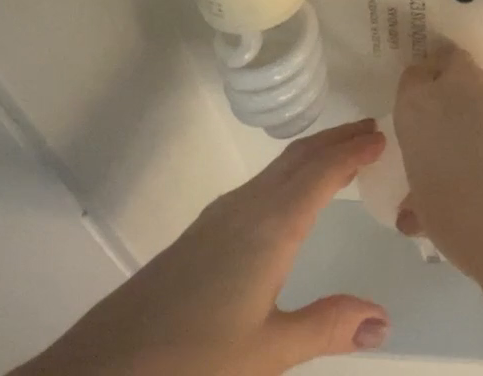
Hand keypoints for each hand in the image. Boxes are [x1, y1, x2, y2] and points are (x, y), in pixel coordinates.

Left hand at [12, 119, 389, 375]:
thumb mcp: (268, 351)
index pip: (322, 171)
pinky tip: (290, 198)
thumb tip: (384, 319)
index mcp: (271, 226)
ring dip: (314, 154)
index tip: (385, 134)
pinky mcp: (201, 234)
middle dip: (338, 140)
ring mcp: (219, 218)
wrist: (98, 369)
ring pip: (278, 169)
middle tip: (373, 131)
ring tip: (343, 156)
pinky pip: (261, 184)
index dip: (354, 150)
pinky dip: (291, 174)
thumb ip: (327, 327)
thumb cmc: (190, 359)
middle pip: (300, 157)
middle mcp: (247, 209)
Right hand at [392, 44, 482, 278]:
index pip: (412, 80)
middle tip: (457, 121)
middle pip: (453, 63)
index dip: (418, 95)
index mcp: (422, 108)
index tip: (424, 118)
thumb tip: (415, 210)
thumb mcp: (429, 216)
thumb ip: (420, 198)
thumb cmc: (468, 224)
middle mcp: (463, 87)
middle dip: (454, 82)